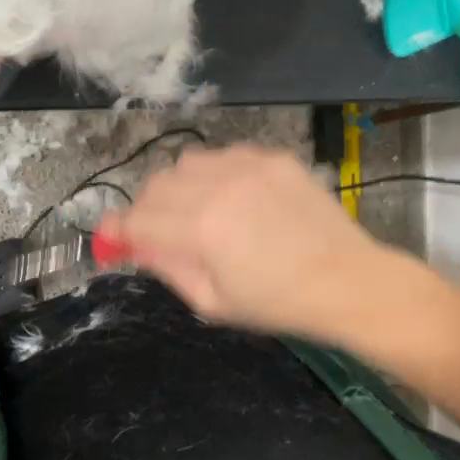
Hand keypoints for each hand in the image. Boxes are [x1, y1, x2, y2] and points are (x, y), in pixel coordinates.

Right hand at [99, 145, 406, 338]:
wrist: (349, 282)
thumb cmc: (277, 304)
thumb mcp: (211, 302)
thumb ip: (166, 267)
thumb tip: (133, 247)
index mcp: (201, 229)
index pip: (137, 219)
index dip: (115, 230)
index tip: (110, 239)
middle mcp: (218, 188)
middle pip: (156, 185)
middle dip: (146, 209)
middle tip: (157, 233)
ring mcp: (249, 167)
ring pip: (186, 163)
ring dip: (179, 187)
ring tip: (196, 212)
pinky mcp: (274, 158)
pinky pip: (224, 155)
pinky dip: (215, 175)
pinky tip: (232, 199)